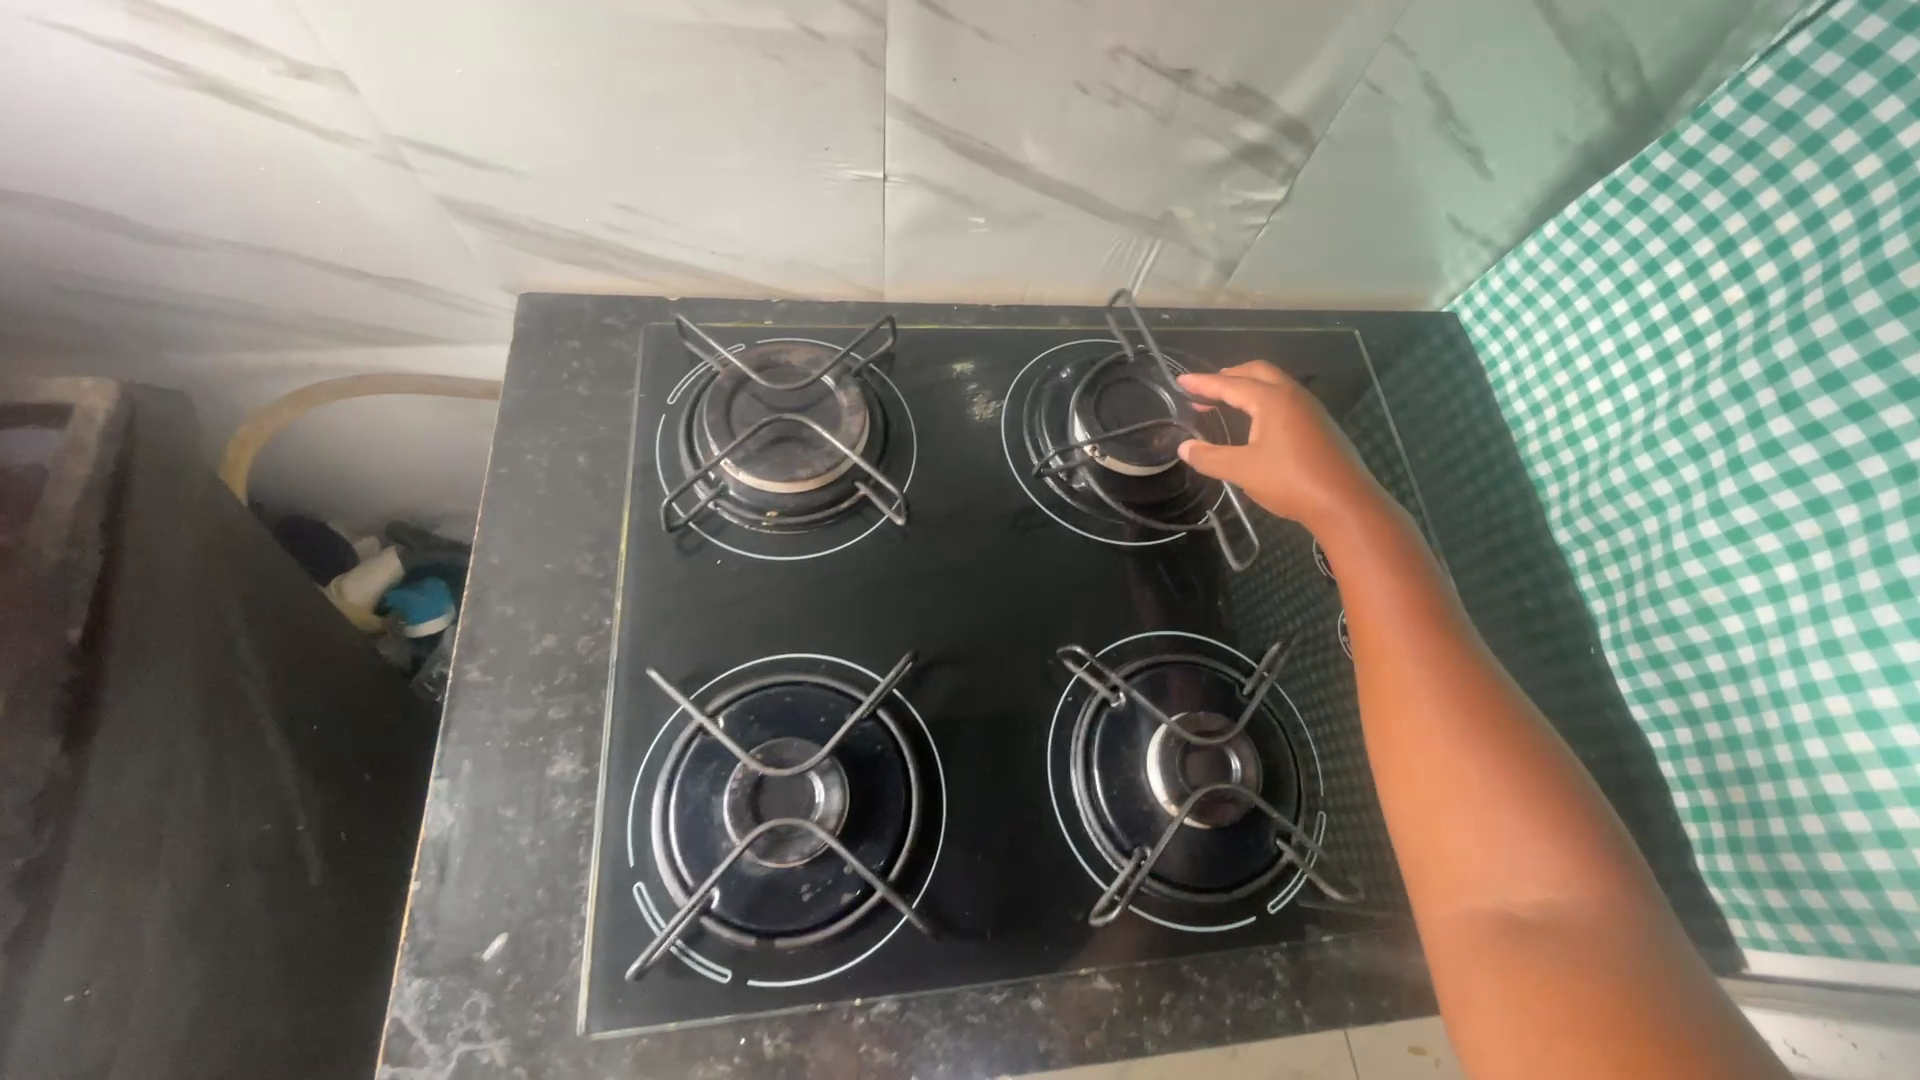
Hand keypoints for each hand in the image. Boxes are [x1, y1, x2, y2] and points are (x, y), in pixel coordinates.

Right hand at [1176, 361, 1387, 530]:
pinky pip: (1287, 400)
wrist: (1344, 502)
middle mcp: (1293, 396)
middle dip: (1229, 376)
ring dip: (1249, 387)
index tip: (1181, 381)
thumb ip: (1209, 457)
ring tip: (1228, 402)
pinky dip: (1265, 400)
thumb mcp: (1242, 471)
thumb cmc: (1290, 481)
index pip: (1230, 384)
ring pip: (1275, 384)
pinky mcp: (1320, 425)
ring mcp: (1311, 409)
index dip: (1203, 383)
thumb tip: (1184, 448)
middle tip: (1205, 389)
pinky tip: (1258, 422)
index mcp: (1272, 400)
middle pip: (1257, 372)